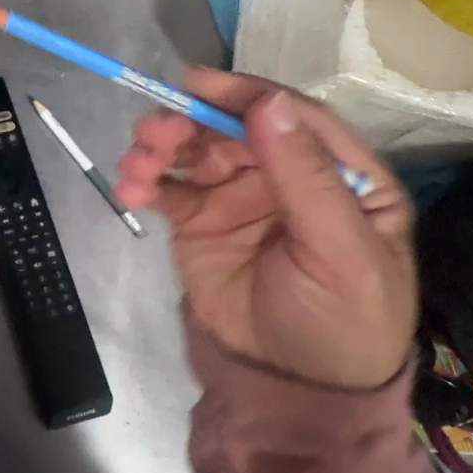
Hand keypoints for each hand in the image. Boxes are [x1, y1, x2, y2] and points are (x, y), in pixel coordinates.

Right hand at [115, 68, 417, 388]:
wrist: (291, 390)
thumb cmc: (340, 321)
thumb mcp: (339, 251)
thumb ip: (305, 176)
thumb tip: (270, 101)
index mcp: (340, 175)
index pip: (293, 117)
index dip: (245, 94)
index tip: (196, 83)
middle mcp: (285, 176)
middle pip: (230, 127)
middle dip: (188, 122)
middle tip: (153, 131)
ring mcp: (237, 196)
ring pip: (192, 151)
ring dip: (159, 147)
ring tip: (139, 166)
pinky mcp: (198, 221)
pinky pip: (166, 188)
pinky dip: (144, 182)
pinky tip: (131, 191)